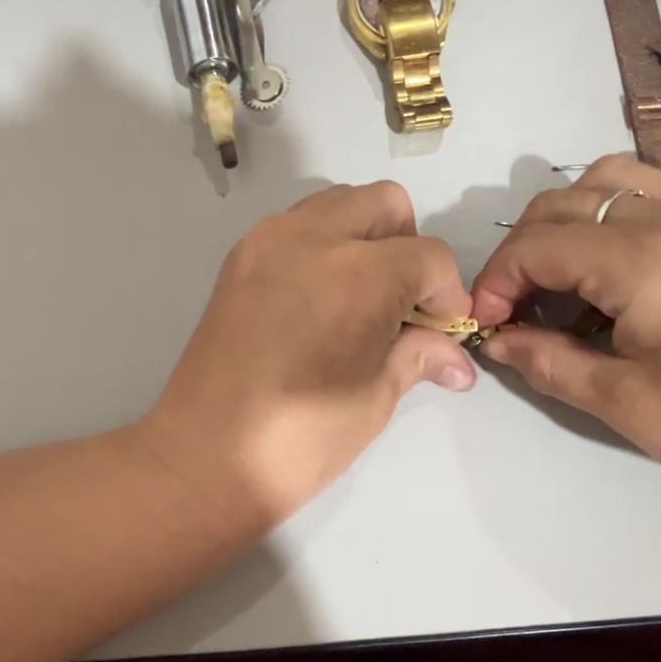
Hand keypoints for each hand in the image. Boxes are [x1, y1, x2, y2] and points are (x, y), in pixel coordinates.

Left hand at [144, 182, 475, 522]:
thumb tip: (456, 358)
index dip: (447, 293)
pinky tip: (321, 303)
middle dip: (407, 246)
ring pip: (336, 204)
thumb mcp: (373, 398)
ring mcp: (267, 242)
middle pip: (384, 204)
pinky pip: (295, 227)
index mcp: (358, 274)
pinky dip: (321, 246)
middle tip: (403, 304)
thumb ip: (417, 356)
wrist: (204, 457)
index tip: (443, 329)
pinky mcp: (239, 259)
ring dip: (363, 238)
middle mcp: (312, 238)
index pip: (429, 257)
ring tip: (361, 301)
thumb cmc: (300, 438)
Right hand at [472, 153, 660, 542]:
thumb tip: (499, 339)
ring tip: (570, 269)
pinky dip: (657, 185)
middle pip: (568, 202)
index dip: (497, 279)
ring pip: (621, 174)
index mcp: (648, 261)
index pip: (539, 244)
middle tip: (518, 305)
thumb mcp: (625, 407)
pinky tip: (649, 224)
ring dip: (576, 215)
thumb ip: (549, 361)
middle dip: (524, 251)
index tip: (488, 320)